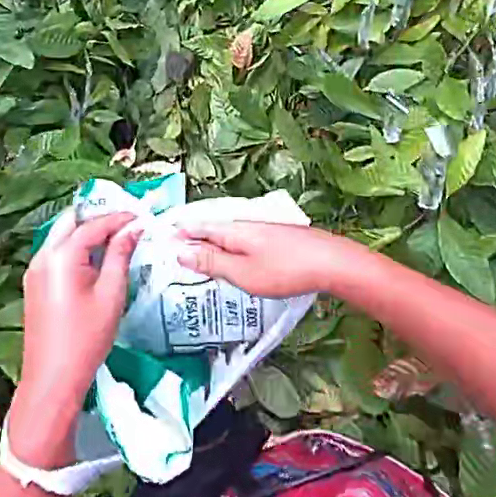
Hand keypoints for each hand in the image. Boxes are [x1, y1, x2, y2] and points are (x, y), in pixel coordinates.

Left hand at [7, 211, 141, 466]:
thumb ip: (120, 256)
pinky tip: (96, 259)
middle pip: (71, 222)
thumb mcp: (111, 295)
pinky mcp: (34, 283)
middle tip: (126, 224)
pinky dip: (75, 248)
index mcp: (61, 256)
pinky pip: (56, 253)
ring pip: (61, 236)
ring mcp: (35, 269)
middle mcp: (43, 256)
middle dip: (98, 219)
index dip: (118, 219)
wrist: (52, 379)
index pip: (92, 225)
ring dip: (86, 233)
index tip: (140, 217)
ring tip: (115, 239)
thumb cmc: (86, 339)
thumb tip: (133, 229)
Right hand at [174, 221, 368, 297]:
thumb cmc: (285, 270)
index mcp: (231, 230)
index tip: (161, 237)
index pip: (196, 227)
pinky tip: (234, 256)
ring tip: (199, 253)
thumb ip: (212, 262)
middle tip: (174, 246)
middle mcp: (244, 224)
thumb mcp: (243, 272)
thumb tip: (181, 252)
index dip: (178, 232)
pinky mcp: (277, 237)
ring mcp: (263, 229)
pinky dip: (230, 246)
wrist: (334, 263)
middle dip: (193, 235)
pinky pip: (243, 239)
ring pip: (228, 233)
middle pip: (211, 228)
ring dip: (212, 241)